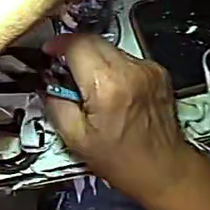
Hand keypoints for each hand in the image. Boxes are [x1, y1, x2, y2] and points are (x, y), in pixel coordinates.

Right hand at [43, 33, 206, 201]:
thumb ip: (54, 103)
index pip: (76, 44)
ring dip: (92, 59)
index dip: (57, 45)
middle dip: (72, 50)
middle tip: (63, 72)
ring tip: (88, 87)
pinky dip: (111, 68)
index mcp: (107, 86)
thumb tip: (46, 82)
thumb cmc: (121, 160)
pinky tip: (110, 91)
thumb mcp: (74, 137)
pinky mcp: (156, 71)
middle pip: (92, 40)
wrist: (163, 169)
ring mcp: (147, 69)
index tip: (48, 53)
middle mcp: (130, 71)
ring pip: (108, 48)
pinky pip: (124, 58)